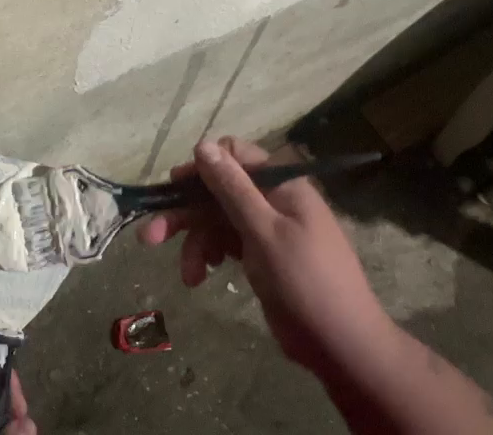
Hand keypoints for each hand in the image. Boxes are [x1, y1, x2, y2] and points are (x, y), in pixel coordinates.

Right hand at [138, 137, 393, 372]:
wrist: (342, 345)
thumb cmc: (306, 282)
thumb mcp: (264, 231)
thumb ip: (232, 187)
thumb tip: (203, 146)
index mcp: (282, 184)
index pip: (233, 155)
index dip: (200, 169)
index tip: (174, 189)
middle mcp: (273, 199)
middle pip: (217, 191)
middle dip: (185, 213)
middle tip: (150, 237)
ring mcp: (267, 228)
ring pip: (216, 219)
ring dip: (195, 242)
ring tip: (186, 274)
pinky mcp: (261, 255)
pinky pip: (226, 242)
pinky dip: (209, 255)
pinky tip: (200, 277)